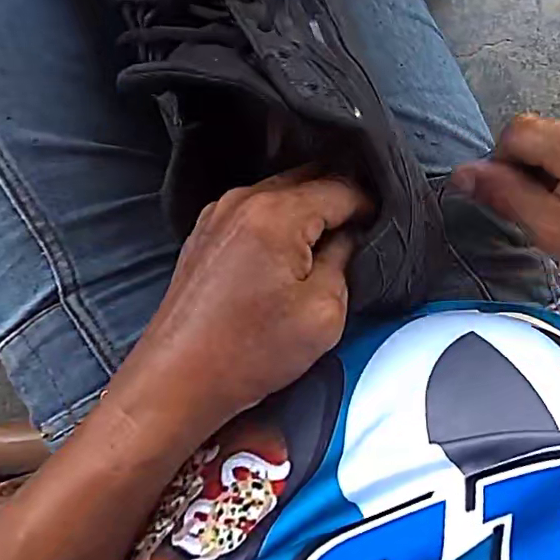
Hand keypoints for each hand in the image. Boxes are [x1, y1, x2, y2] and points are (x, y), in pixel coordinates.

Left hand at [125, 168, 371, 427]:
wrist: (176, 382)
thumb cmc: (246, 353)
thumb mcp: (324, 312)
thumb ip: (346, 260)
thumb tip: (350, 237)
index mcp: (277, 214)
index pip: (342, 188)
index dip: (371, 204)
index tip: (383, 224)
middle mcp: (244, 200)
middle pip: (312, 177)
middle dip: (343, 199)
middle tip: (364, 229)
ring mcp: (220, 212)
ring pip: (285, 189)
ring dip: (313, 207)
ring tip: (332, 241)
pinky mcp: (207, 231)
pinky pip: (258, 207)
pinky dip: (284, 218)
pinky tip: (293, 250)